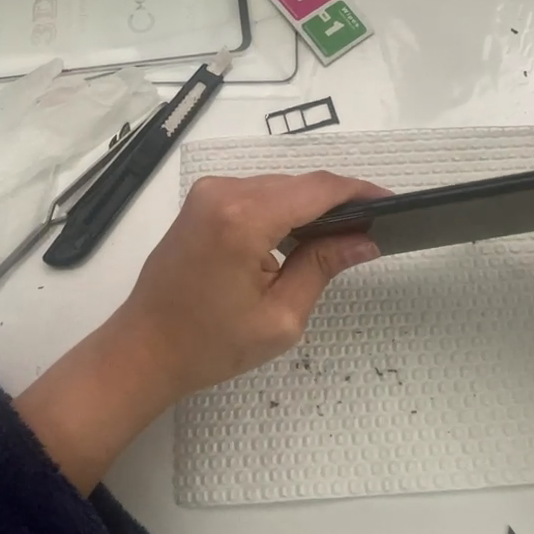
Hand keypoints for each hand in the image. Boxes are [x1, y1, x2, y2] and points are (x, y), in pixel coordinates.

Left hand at [15, 171, 382, 490]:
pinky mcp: (201, 200)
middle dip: (336, 201)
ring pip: (278, 185)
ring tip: (341, 234)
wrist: (143, 349)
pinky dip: (282, 208)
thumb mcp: (280, 316)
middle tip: (369, 228)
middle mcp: (224, 191)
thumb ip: (323, 266)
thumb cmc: (209, 344)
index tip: (390, 202)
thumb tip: (365, 240)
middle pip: (297, 184)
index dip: (358, 191)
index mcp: (243, 218)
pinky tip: (300, 234)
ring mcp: (208, 191)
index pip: (316, 189)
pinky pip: (256, 192)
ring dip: (308, 205)